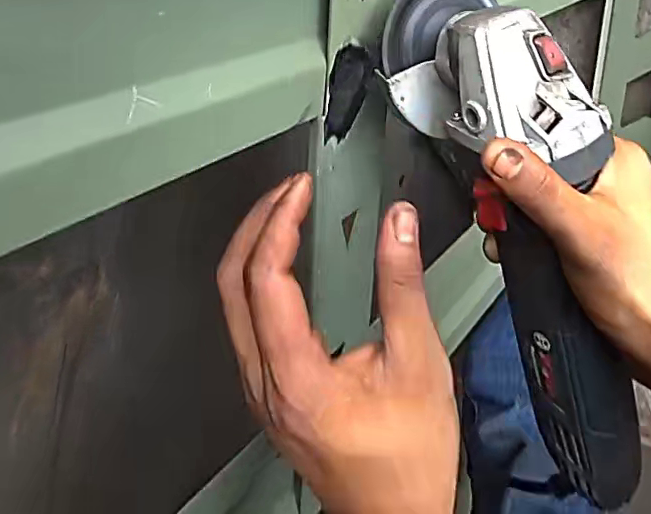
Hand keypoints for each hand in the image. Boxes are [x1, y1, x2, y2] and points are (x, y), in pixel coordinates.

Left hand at [216, 174, 456, 513]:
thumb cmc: (408, 461)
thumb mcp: (420, 366)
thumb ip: (403, 287)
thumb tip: (397, 224)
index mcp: (295, 376)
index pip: (265, 277)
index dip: (279, 222)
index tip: (299, 190)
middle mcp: (262, 378)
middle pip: (233, 277)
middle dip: (258, 221)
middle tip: (289, 190)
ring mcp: (255, 382)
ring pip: (230, 293)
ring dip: (253, 242)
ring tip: (284, 210)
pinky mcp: (262, 382)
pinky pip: (242, 310)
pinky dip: (257, 269)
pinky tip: (281, 253)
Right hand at [477, 136, 650, 386]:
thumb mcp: (581, 231)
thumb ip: (536, 187)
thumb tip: (497, 151)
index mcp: (615, 160)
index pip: (544, 129)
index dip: (509, 147)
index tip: (488, 169)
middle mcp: (605, 178)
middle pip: (532, 161)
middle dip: (504, 188)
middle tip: (498, 210)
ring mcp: (594, 207)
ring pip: (530, 191)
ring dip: (509, 213)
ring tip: (506, 232)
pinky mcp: (583, 233)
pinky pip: (537, 217)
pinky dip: (520, 231)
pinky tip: (517, 246)